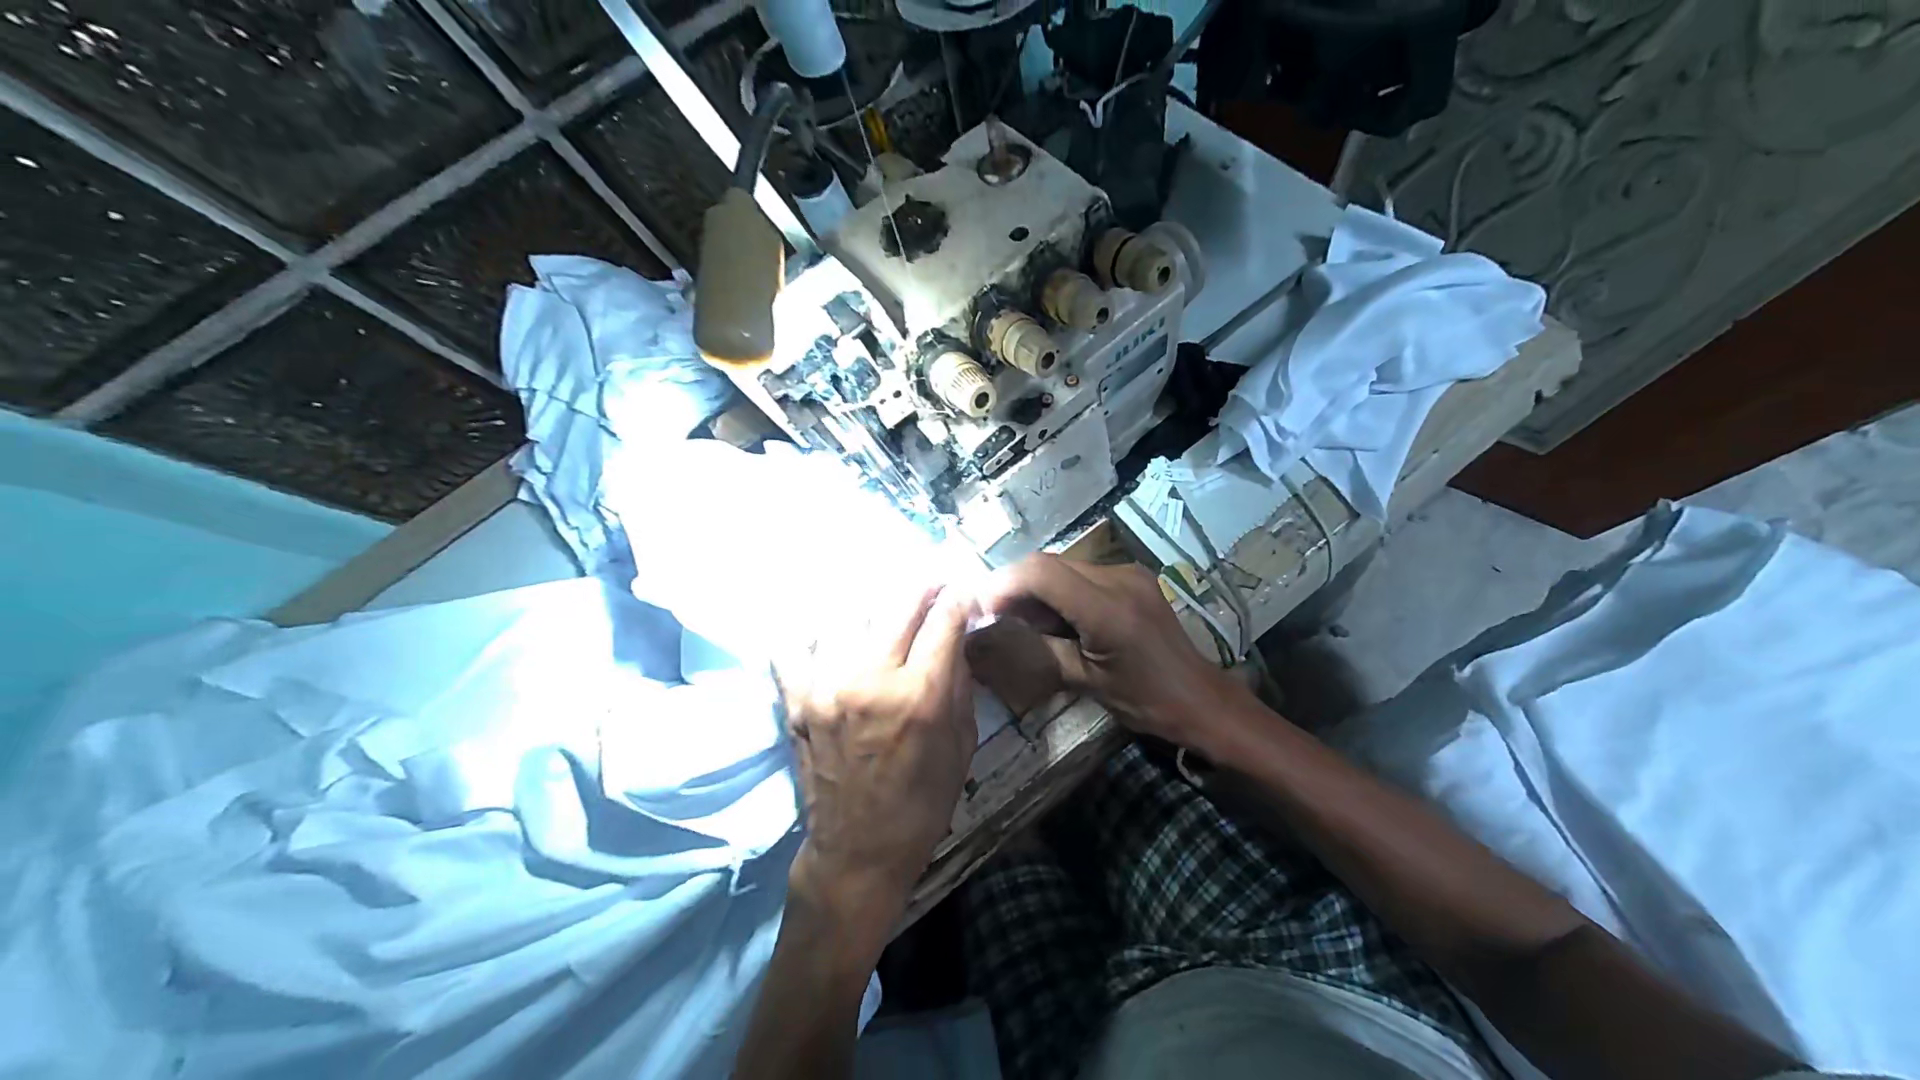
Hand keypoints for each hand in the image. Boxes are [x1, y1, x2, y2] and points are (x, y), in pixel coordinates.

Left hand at [777, 586, 976, 959]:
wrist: (859, 850)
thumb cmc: (922, 803)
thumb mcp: (962, 745)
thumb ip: (960, 684)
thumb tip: (955, 639)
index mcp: (920, 696)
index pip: (943, 620)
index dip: (958, 599)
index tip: (962, 594)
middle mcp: (871, 680)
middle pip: (898, 604)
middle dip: (922, 588)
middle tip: (931, 588)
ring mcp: (827, 686)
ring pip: (848, 613)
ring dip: (873, 606)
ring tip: (884, 612)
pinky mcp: (797, 699)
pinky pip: (796, 644)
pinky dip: (814, 633)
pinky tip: (833, 635)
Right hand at [981, 554, 1252, 753]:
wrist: (1200, 699)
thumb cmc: (1145, 701)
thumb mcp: (1085, 679)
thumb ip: (1040, 648)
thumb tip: (996, 631)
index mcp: (1108, 609)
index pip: (1042, 573)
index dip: (1004, 584)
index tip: (982, 608)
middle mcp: (1119, 579)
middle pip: (1049, 564)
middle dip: (1015, 586)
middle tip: (994, 616)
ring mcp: (1128, 573)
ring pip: (1063, 566)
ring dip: (1036, 588)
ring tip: (1022, 621)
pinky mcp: (1132, 577)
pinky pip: (1082, 574)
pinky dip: (1058, 590)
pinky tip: (1054, 618)